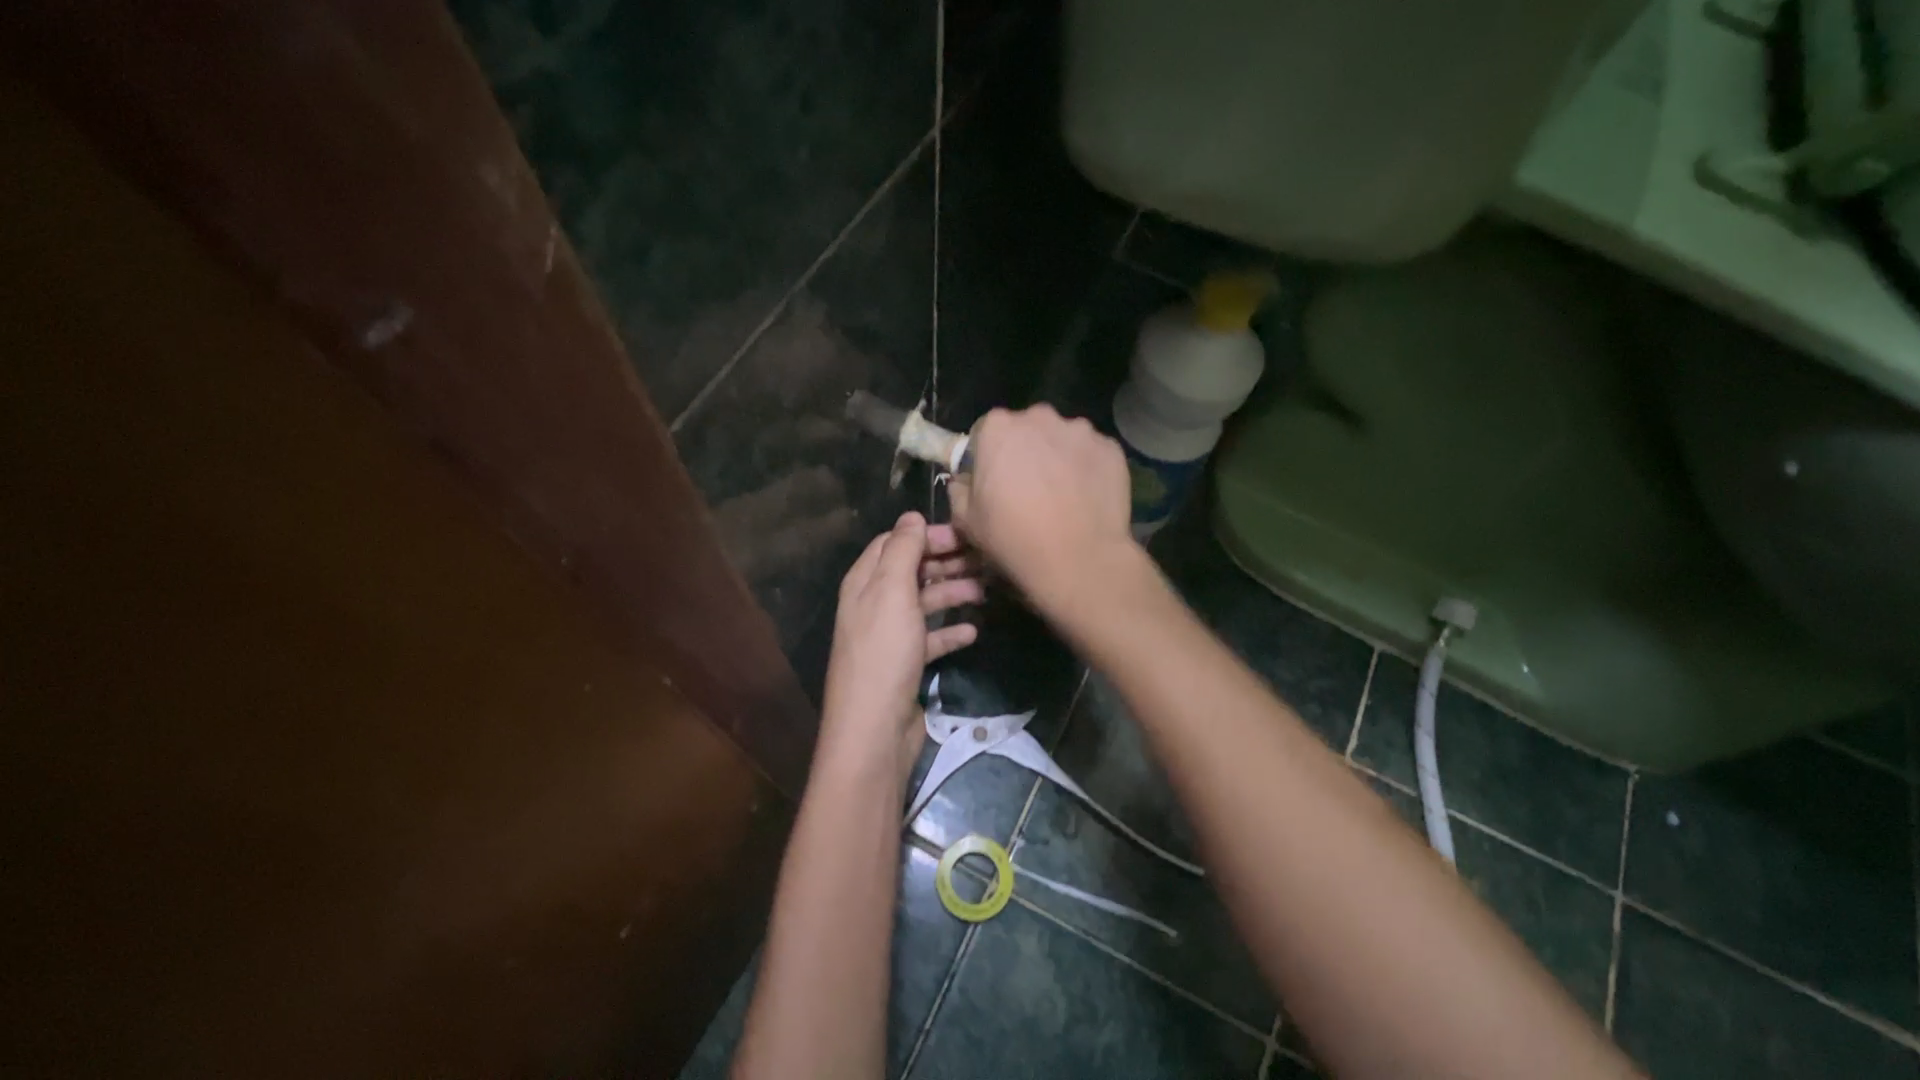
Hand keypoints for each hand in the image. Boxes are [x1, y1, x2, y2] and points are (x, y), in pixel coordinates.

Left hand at [818, 512, 980, 774]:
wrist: (874, 729)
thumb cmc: (883, 653)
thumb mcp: (891, 592)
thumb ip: (902, 551)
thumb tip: (912, 516)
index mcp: (864, 582)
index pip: (894, 543)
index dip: (927, 535)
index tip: (965, 534)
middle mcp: (873, 605)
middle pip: (912, 571)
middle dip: (945, 562)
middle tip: (985, 560)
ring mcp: (889, 637)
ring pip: (924, 603)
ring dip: (953, 593)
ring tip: (986, 592)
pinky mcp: (905, 665)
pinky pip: (931, 638)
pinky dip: (951, 631)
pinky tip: (973, 632)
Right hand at [949, 405, 1137, 611]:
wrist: (1078, 559)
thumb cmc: (1013, 537)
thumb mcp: (966, 520)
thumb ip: (959, 489)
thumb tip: (965, 480)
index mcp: (998, 427)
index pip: (986, 431)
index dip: (988, 457)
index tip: (994, 481)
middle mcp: (1040, 417)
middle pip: (1027, 429)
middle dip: (1025, 452)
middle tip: (1028, 489)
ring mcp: (1080, 431)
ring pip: (1062, 439)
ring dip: (1058, 458)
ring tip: (1062, 496)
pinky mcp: (1111, 448)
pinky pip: (1091, 454)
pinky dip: (1087, 469)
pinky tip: (1086, 498)